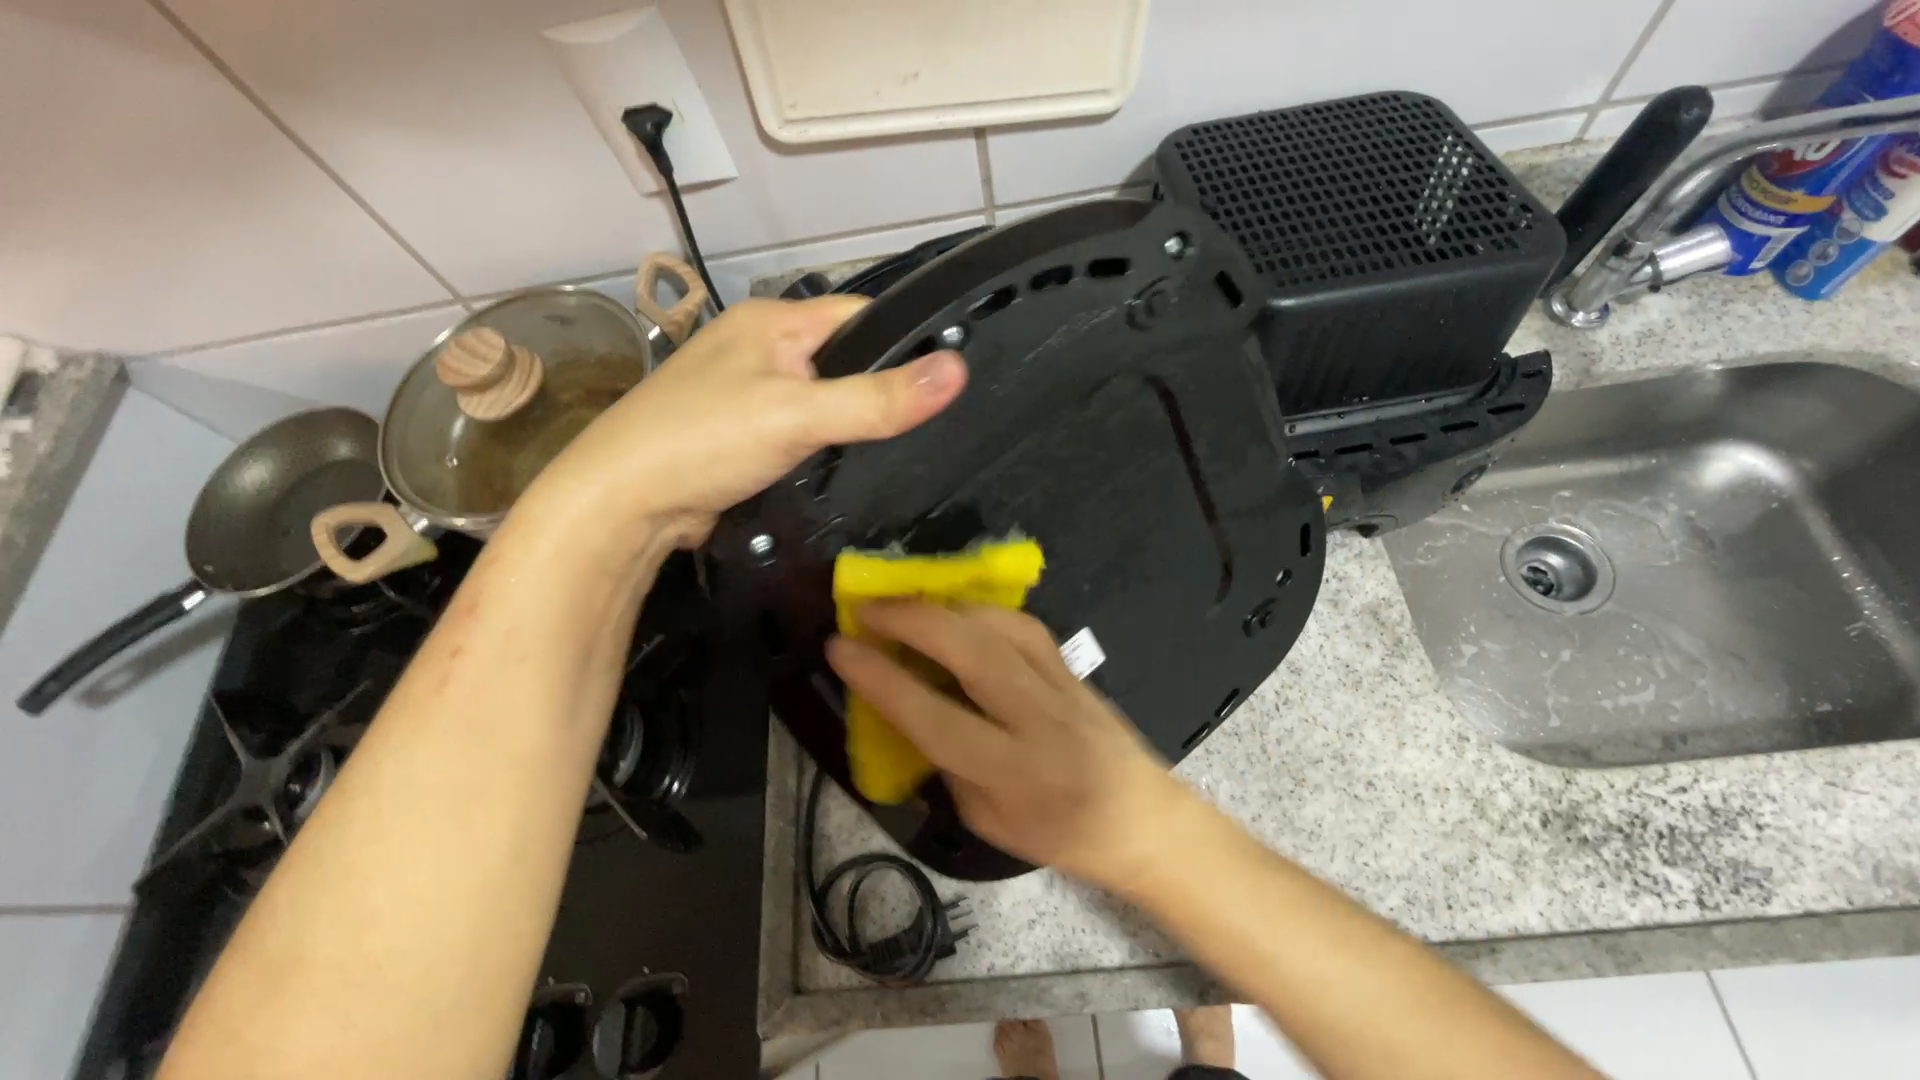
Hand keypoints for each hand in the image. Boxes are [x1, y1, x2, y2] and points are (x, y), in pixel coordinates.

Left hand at [523, 296, 965, 546]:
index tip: (945, 382)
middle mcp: (760, 346)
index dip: (905, 343)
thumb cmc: (705, 441)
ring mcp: (746, 390)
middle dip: (879, 388)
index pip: (861, 316)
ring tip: (896, 450)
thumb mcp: (799, 415)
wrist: (623, 502)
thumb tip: (959, 371)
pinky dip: (822, 446)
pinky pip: (800, 430)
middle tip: (926, 426)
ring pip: (823, 398)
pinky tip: (844, 468)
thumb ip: (878, 398)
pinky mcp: (741, 433)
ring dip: (850, 422)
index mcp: (773, 321)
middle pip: (844, 359)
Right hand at [826, 602, 1197, 888]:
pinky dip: (981, 611)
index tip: (839, 648)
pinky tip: (957, 612)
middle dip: (911, 620)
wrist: (1144, 818)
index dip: (881, 679)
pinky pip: (1023, 625)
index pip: (934, 717)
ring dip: (944, 607)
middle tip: (865, 608)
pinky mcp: (1073, 667)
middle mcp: (1039, 720)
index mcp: (1013, 773)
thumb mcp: (989, 821)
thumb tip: (909, 710)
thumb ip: (948, 766)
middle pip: (970, 651)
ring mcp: (1061, 685)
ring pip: (999, 626)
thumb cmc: (1060, 834)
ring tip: (904, 604)